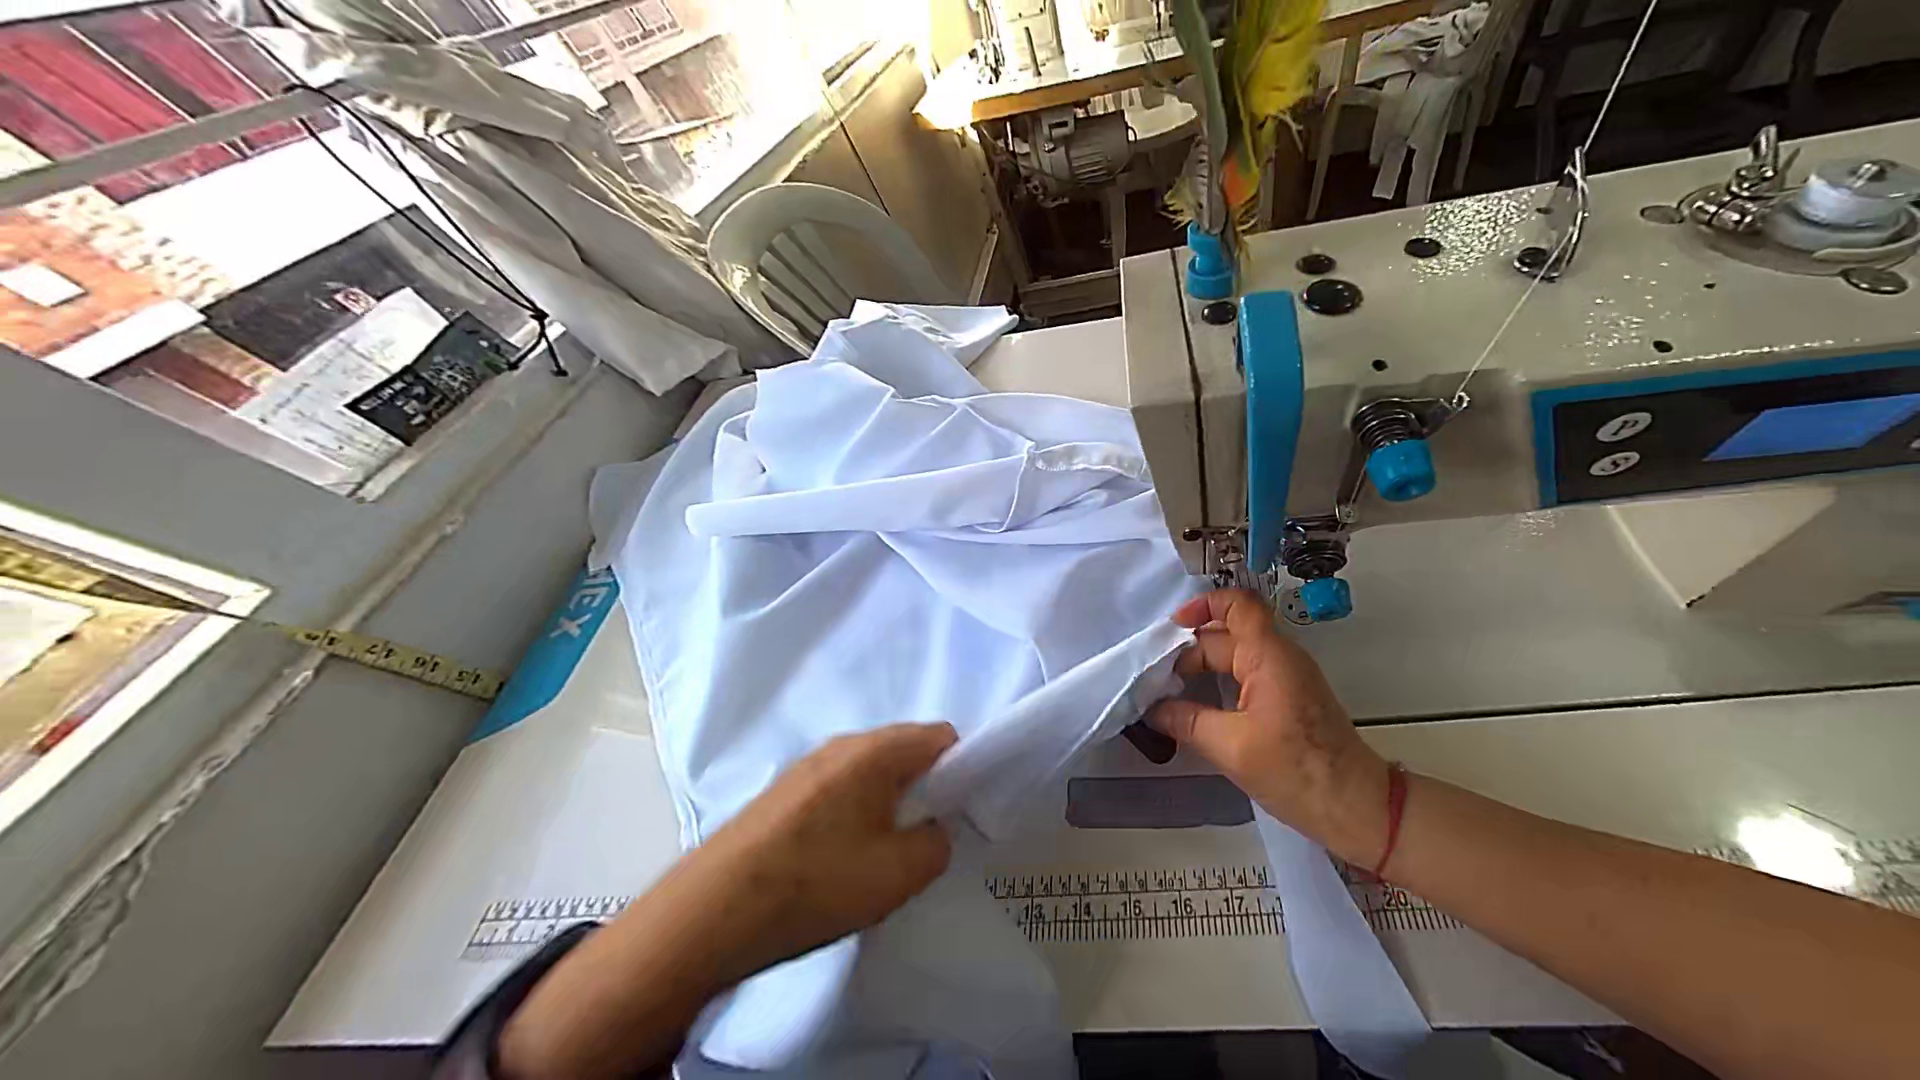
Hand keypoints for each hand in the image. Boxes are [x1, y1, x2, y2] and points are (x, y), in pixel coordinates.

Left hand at [687, 722, 957, 977]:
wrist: (712, 910)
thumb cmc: (816, 883)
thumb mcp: (899, 874)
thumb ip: (937, 844)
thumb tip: (932, 828)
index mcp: (875, 751)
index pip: (941, 736)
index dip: (962, 769)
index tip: (961, 811)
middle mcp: (841, 744)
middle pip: (904, 750)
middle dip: (925, 788)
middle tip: (925, 837)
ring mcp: (807, 765)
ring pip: (870, 771)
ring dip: (888, 802)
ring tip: (883, 854)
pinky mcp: (784, 791)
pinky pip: (839, 787)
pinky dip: (855, 811)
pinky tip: (842, 858)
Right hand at [1148, 589, 1390, 864]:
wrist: (1358, 808)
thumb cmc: (1298, 771)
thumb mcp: (1231, 747)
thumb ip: (1186, 721)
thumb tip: (1153, 710)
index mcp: (1269, 657)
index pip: (1238, 606)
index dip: (1203, 605)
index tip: (1171, 629)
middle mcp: (1279, 659)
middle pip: (1227, 636)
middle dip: (1188, 650)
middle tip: (1154, 676)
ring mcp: (1285, 679)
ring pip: (1235, 657)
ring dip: (1201, 668)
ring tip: (1167, 690)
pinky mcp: (1287, 700)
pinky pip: (1245, 676)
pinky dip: (1217, 683)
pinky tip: (1194, 707)